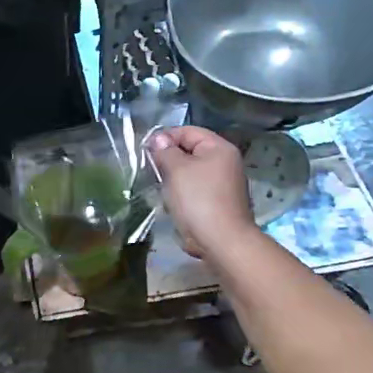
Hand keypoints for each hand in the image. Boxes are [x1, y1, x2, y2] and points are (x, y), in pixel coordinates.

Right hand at [148, 126, 256, 259]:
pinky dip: (183, 195)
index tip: (146, 150)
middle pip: (191, 152)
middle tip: (152, 171)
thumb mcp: (177, 170)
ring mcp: (225, 185)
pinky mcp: (219, 204)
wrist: (222, 241)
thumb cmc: (199, 200)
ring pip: (191, 174)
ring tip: (162, 190)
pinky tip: (173, 205)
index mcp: (219, 148)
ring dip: (174, 180)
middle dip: (169, 160)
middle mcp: (226, 163)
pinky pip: (196, 192)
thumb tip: (159, 139)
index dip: (166, 137)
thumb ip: (166, 152)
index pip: (188, 131)